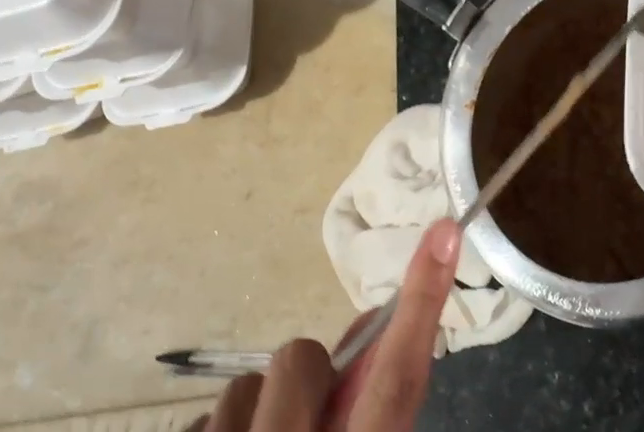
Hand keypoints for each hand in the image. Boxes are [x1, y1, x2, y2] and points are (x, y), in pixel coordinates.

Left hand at [198, 220, 460, 431]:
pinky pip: (199, 420)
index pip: (396, 377)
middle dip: (306, 376)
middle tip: (310, 415)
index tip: (443, 231)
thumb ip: (370, 404)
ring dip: (256, 411)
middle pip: (299, 359)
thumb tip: (367, 334)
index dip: (420, 303)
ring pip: (241, 386)